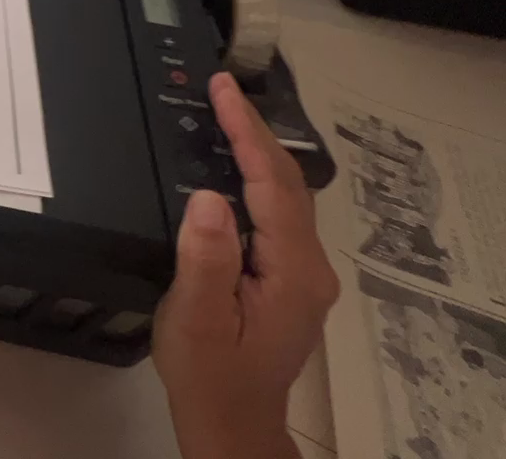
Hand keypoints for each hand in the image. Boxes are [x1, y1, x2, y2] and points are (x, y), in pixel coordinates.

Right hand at [154, 72, 338, 458]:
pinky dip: (257, 174)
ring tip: (225, 111)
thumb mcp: (198, 316)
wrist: (232, 418)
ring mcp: (303, 272)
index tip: (224, 91)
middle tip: (221, 87)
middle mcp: (308, 265)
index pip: (272, 184)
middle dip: (255, 130)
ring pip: (286, 194)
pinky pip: (277, 210)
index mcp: (290, 270)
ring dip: (257, 148)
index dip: (248, 132)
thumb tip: (209, 197)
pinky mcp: (289, 276)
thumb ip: (206, 258)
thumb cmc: (208, 369)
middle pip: (287, 183)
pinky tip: (235, 163)